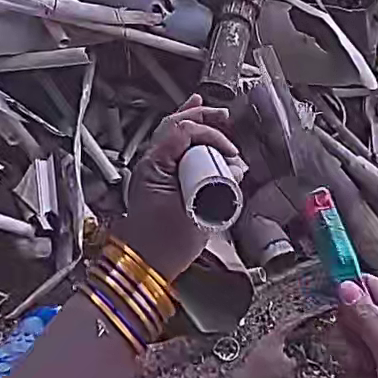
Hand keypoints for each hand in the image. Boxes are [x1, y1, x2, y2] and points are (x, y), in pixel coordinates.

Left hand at [114, 94, 238, 279]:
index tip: (230, 152)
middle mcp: (150, 164)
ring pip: (170, 134)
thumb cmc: (164, 246)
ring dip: (191, 122)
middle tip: (222, 114)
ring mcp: (151, 170)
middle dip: (199, 116)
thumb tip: (234, 171)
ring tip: (209, 113)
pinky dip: (184, 138)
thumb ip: (219, 191)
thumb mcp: (198, 216)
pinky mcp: (157, 180)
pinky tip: (194, 134)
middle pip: (173, 126)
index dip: (210, 134)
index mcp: (155, 167)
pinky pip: (170, 149)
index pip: (183, 132)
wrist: (142, 264)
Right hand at [337, 275, 377, 377]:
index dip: (349, 288)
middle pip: (352, 320)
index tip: (331, 300)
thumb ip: (368, 319)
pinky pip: (354, 376)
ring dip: (356, 368)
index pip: (370, 287)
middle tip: (365, 355)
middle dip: (351, 339)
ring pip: (350, 350)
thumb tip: (345, 286)